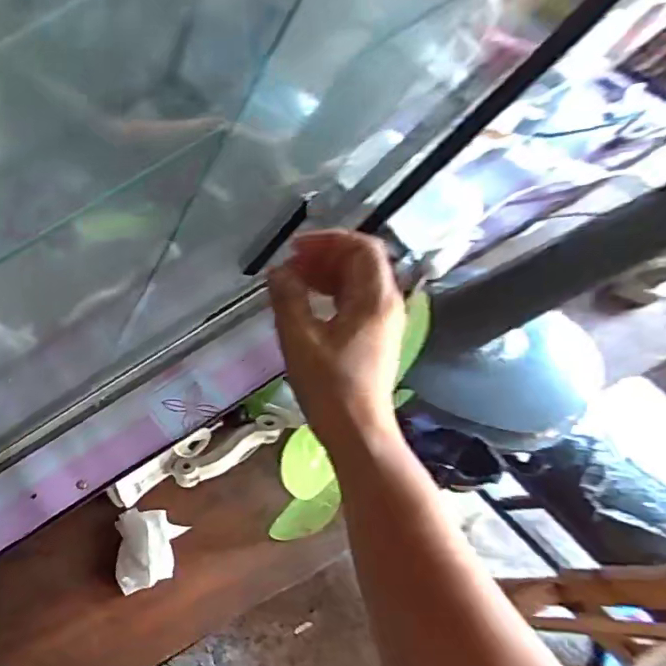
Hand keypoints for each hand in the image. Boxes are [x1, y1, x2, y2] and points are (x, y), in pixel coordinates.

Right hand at [268, 230, 404, 449]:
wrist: (355, 426)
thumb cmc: (327, 383)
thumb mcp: (298, 338)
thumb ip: (288, 299)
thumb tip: (278, 271)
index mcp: (375, 299)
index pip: (363, 249)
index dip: (329, 240)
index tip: (294, 247)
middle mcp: (386, 304)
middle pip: (362, 262)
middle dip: (324, 255)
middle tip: (288, 263)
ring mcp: (382, 320)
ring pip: (358, 281)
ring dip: (325, 273)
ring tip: (291, 280)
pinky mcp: (372, 335)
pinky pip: (354, 299)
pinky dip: (330, 291)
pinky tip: (304, 302)